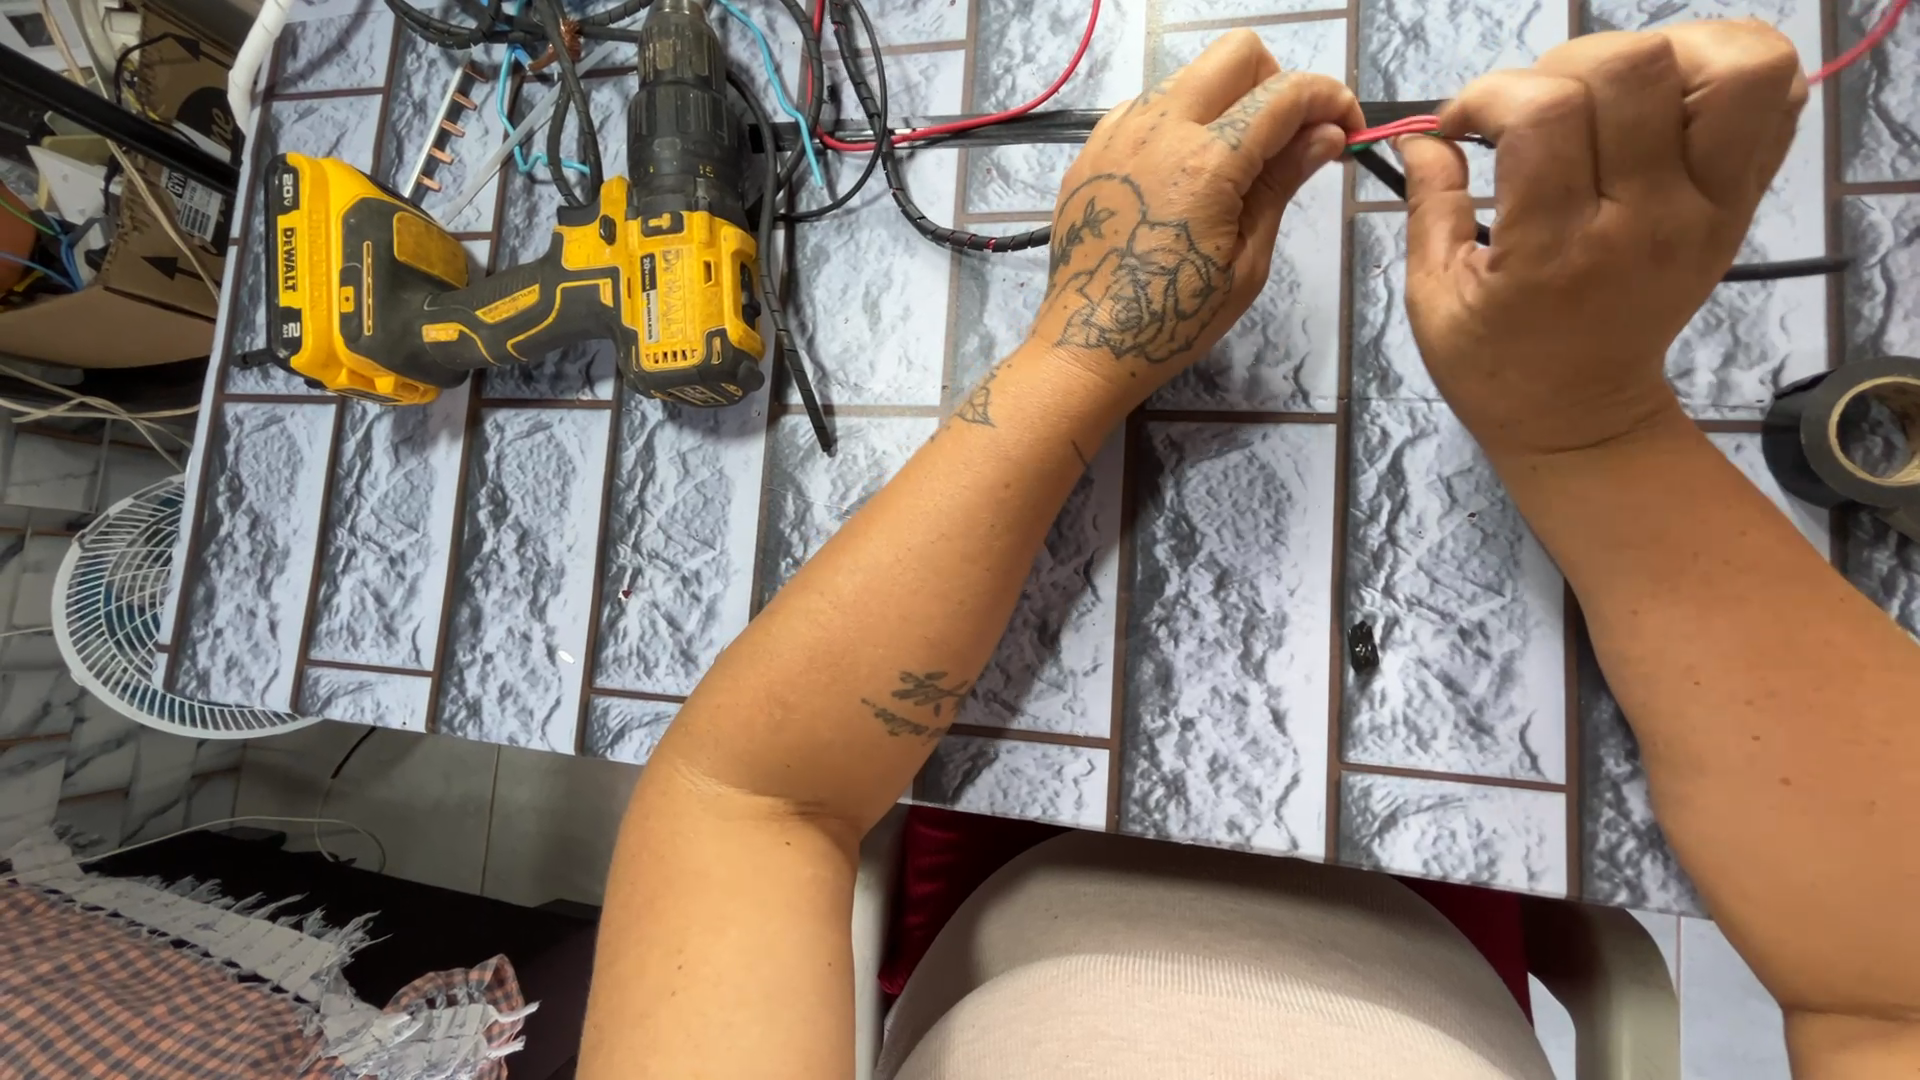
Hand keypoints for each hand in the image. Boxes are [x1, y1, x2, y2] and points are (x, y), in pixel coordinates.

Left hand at [1027, 31, 1359, 410]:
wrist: (1088, 345)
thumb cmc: (1172, 320)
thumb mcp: (1245, 262)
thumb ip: (1281, 185)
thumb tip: (1325, 134)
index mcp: (1206, 161)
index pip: (1286, 93)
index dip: (1330, 101)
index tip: (1343, 130)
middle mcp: (1158, 129)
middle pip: (1236, 52)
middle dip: (1275, 81)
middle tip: (1282, 138)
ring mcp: (1115, 135)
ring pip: (1186, 77)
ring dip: (1222, 101)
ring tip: (1228, 166)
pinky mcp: (1089, 154)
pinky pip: (1145, 110)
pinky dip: (1176, 125)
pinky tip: (1177, 178)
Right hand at [1400, 20, 1805, 460]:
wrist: (1576, 412)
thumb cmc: (1489, 363)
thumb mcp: (1432, 298)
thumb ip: (1429, 209)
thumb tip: (1424, 138)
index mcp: (1551, 250)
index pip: (1541, 116)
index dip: (1487, 96)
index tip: (1455, 126)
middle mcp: (1644, 219)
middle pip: (1632, 72)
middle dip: (1558, 67)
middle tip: (1522, 109)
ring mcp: (1708, 207)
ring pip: (1734, 65)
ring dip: (1660, 53)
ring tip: (1603, 92)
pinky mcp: (1740, 203)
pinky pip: (1773, 95)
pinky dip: (1721, 67)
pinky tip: (1658, 98)